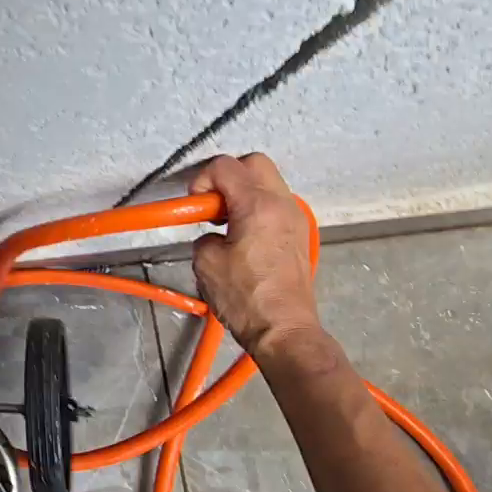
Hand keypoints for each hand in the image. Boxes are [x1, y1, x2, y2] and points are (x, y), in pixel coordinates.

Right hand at [189, 153, 321, 354]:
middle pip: (254, 163)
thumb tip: (214, 236)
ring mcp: (294, 218)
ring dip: (241, 192)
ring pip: (267, 182)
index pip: (225, 166)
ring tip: (223, 223)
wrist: (283, 328)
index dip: (201, 180)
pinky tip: (240, 235)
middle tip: (210, 205)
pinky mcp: (298, 234)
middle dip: (226, 176)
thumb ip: (205, 236)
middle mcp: (282, 204)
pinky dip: (254, 207)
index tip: (193, 205)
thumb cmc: (244, 296)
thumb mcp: (206, 262)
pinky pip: (274, 203)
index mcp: (258, 206)